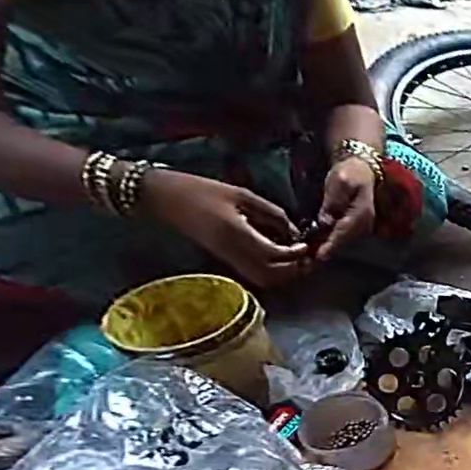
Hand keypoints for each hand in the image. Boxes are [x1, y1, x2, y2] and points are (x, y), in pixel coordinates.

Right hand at [139, 168, 309, 288]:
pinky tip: (277, 257)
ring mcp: (229, 259)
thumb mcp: (242, 195)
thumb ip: (271, 213)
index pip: (275, 254)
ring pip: (264, 279)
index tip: (306, 244)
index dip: (296, 253)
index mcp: (238, 234)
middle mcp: (234, 253)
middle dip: (294, 268)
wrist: (164, 198)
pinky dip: (271, 272)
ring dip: (284, 274)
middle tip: (306, 255)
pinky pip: (254, 274)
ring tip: (295, 258)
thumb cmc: (201, 190)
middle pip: (273, 274)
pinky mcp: (226, 260)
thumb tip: (294, 230)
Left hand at [314, 155, 377, 261]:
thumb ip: (333, 201)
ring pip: (343, 242)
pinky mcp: (354, 227)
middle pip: (343, 242)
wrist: (361, 171)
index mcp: (360, 215)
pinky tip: (318, 246)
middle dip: (327, 250)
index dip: (331, 245)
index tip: (319, 256)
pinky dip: (330, 242)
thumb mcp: (340, 182)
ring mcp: (360, 228)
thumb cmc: (349, 174)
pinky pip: (342, 237)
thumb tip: (325, 222)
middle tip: (308, 261)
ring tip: (310, 256)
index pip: (343, 233)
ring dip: (328, 248)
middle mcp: (363, 225)